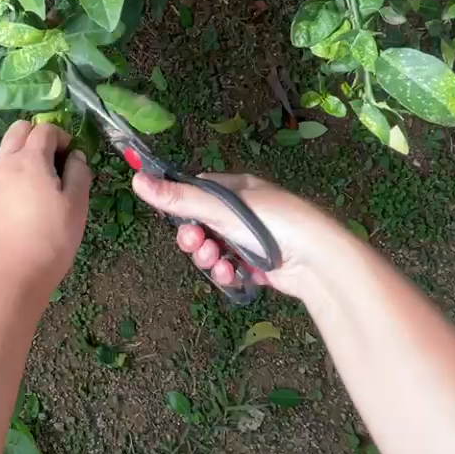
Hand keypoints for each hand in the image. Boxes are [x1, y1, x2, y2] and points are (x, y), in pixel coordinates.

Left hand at [0, 120, 89, 296]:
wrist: (11, 276)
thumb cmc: (51, 239)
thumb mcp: (76, 205)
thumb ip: (79, 173)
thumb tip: (76, 156)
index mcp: (29, 160)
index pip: (44, 129)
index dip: (63, 136)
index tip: (73, 156)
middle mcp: (4, 164)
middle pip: (17, 130)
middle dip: (37, 136)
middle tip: (55, 160)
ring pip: (4, 152)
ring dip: (23, 154)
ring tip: (41, 184)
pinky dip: (12, 176)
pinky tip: (24, 205)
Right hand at [130, 171, 334, 298]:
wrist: (317, 259)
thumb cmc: (270, 222)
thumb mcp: (218, 207)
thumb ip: (177, 198)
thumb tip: (136, 180)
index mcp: (236, 188)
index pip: (196, 193)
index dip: (181, 208)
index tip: (176, 219)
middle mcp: (243, 211)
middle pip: (202, 224)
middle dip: (195, 238)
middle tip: (197, 245)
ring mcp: (252, 239)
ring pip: (215, 248)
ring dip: (210, 258)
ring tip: (218, 263)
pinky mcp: (260, 264)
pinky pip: (231, 266)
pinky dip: (227, 271)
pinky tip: (232, 274)